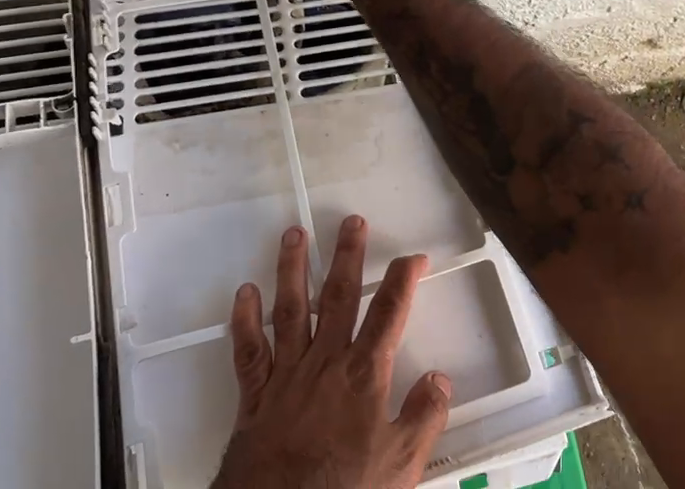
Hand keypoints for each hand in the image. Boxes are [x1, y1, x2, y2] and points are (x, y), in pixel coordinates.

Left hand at [210, 216, 451, 488]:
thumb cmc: (344, 488)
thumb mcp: (401, 463)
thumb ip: (424, 417)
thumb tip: (440, 379)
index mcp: (363, 375)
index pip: (389, 313)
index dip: (403, 280)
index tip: (413, 257)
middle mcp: (325, 362)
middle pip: (338, 297)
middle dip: (347, 256)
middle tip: (351, 221)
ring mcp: (287, 373)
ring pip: (290, 310)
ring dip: (293, 269)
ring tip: (295, 234)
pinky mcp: (256, 393)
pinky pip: (249, 350)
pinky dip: (244, 320)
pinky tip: (245, 292)